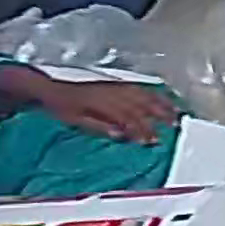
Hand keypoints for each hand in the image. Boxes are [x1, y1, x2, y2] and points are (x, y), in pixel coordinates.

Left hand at [32, 78, 177, 143]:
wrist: (47, 88)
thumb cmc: (60, 107)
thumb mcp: (74, 120)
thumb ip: (98, 127)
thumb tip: (120, 135)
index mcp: (102, 104)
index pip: (129, 118)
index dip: (143, 130)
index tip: (153, 141)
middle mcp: (113, 94)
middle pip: (142, 105)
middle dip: (160, 116)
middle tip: (175, 126)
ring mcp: (116, 87)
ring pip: (145, 95)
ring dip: (163, 104)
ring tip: (177, 113)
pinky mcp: (117, 84)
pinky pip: (140, 87)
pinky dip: (155, 93)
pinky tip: (164, 98)